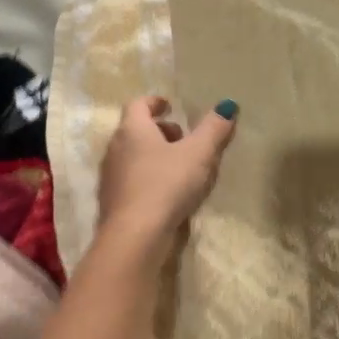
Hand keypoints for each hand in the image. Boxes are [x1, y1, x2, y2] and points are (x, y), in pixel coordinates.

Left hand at [95, 96, 238, 267]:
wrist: (135, 236)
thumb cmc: (167, 184)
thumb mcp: (199, 153)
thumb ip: (214, 128)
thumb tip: (228, 105)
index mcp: (133, 130)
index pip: (138, 104)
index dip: (155, 102)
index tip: (170, 106)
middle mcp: (115, 148)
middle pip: (135, 130)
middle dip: (159, 130)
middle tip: (183, 138)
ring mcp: (110, 177)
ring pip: (132, 155)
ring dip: (154, 155)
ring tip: (179, 166)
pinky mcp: (112, 202)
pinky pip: (131, 179)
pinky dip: (148, 177)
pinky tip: (167, 192)